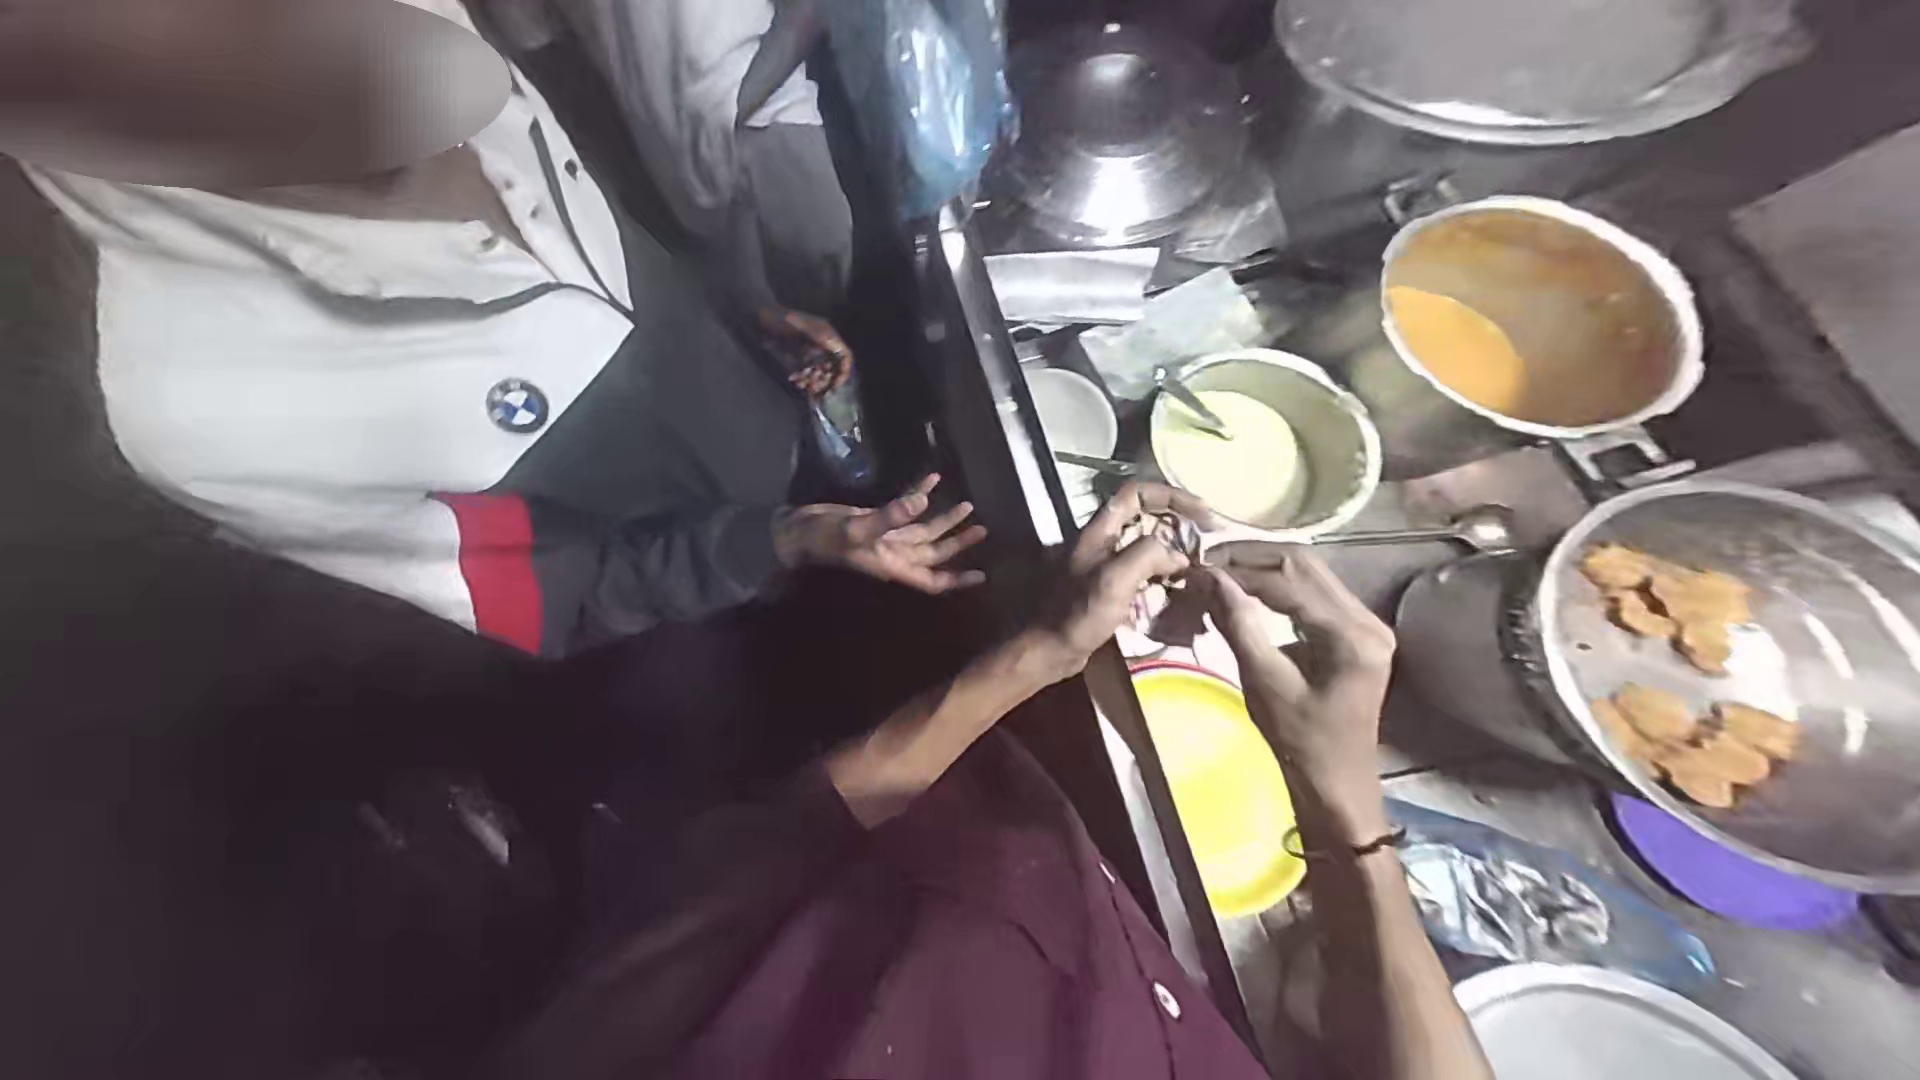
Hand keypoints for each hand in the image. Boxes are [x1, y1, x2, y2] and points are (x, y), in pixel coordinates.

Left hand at [756, 307, 852, 396]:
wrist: (758, 315)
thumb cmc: (780, 319)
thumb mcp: (801, 327)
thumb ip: (821, 339)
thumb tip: (840, 352)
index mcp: (828, 335)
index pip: (844, 356)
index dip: (843, 372)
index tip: (835, 386)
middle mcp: (822, 344)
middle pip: (832, 367)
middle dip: (825, 380)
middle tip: (816, 392)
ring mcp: (810, 350)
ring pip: (819, 372)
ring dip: (813, 381)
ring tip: (802, 385)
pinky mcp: (799, 356)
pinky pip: (806, 371)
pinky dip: (802, 377)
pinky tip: (795, 380)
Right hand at [775, 474, 987, 592]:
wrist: (797, 530)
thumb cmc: (824, 538)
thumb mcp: (856, 528)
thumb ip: (890, 516)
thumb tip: (923, 502)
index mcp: (893, 564)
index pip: (932, 580)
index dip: (957, 580)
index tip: (982, 574)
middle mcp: (895, 554)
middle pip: (934, 553)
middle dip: (958, 542)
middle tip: (982, 529)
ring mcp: (887, 538)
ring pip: (924, 532)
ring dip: (945, 520)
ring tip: (967, 506)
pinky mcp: (879, 521)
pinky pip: (905, 509)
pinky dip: (919, 495)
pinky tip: (932, 480)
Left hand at [1024, 482, 1215, 681]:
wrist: (1049, 648)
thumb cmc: (1079, 612)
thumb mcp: (1116, 578)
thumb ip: (1148, 555)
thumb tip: (1178, 554)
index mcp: (1099, 530)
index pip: (1137, 493)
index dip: (1171, 496)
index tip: (1203, 513)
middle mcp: (1101, 542)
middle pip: (1144, 518)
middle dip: (1176, 525)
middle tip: (1204, 545)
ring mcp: (1103, 564)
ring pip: (1144, 547)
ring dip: (1171, 553)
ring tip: (1196, 569)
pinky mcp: (1106, 588)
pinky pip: (1140, 572)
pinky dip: (1160, 576)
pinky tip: (1177, 590)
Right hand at [1202, 547, 1395, 828]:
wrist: (1335, 781)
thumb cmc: (1298, 740)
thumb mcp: (1262, 680)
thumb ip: (1237, 622)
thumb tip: (1206, 576)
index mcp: (1351, 635)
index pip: (1288, 580)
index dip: (1238, 569)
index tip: (1196, 568)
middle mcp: (1367, 619)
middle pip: (1303, 563)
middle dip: (1249, 556)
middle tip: (1205, 562)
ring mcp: (1365, 622)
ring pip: (1307, 570)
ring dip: (1260, 565)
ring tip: (1219, 570)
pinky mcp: (1354, 630)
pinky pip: (1311, 589)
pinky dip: (1274, 582)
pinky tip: (1245, 586)